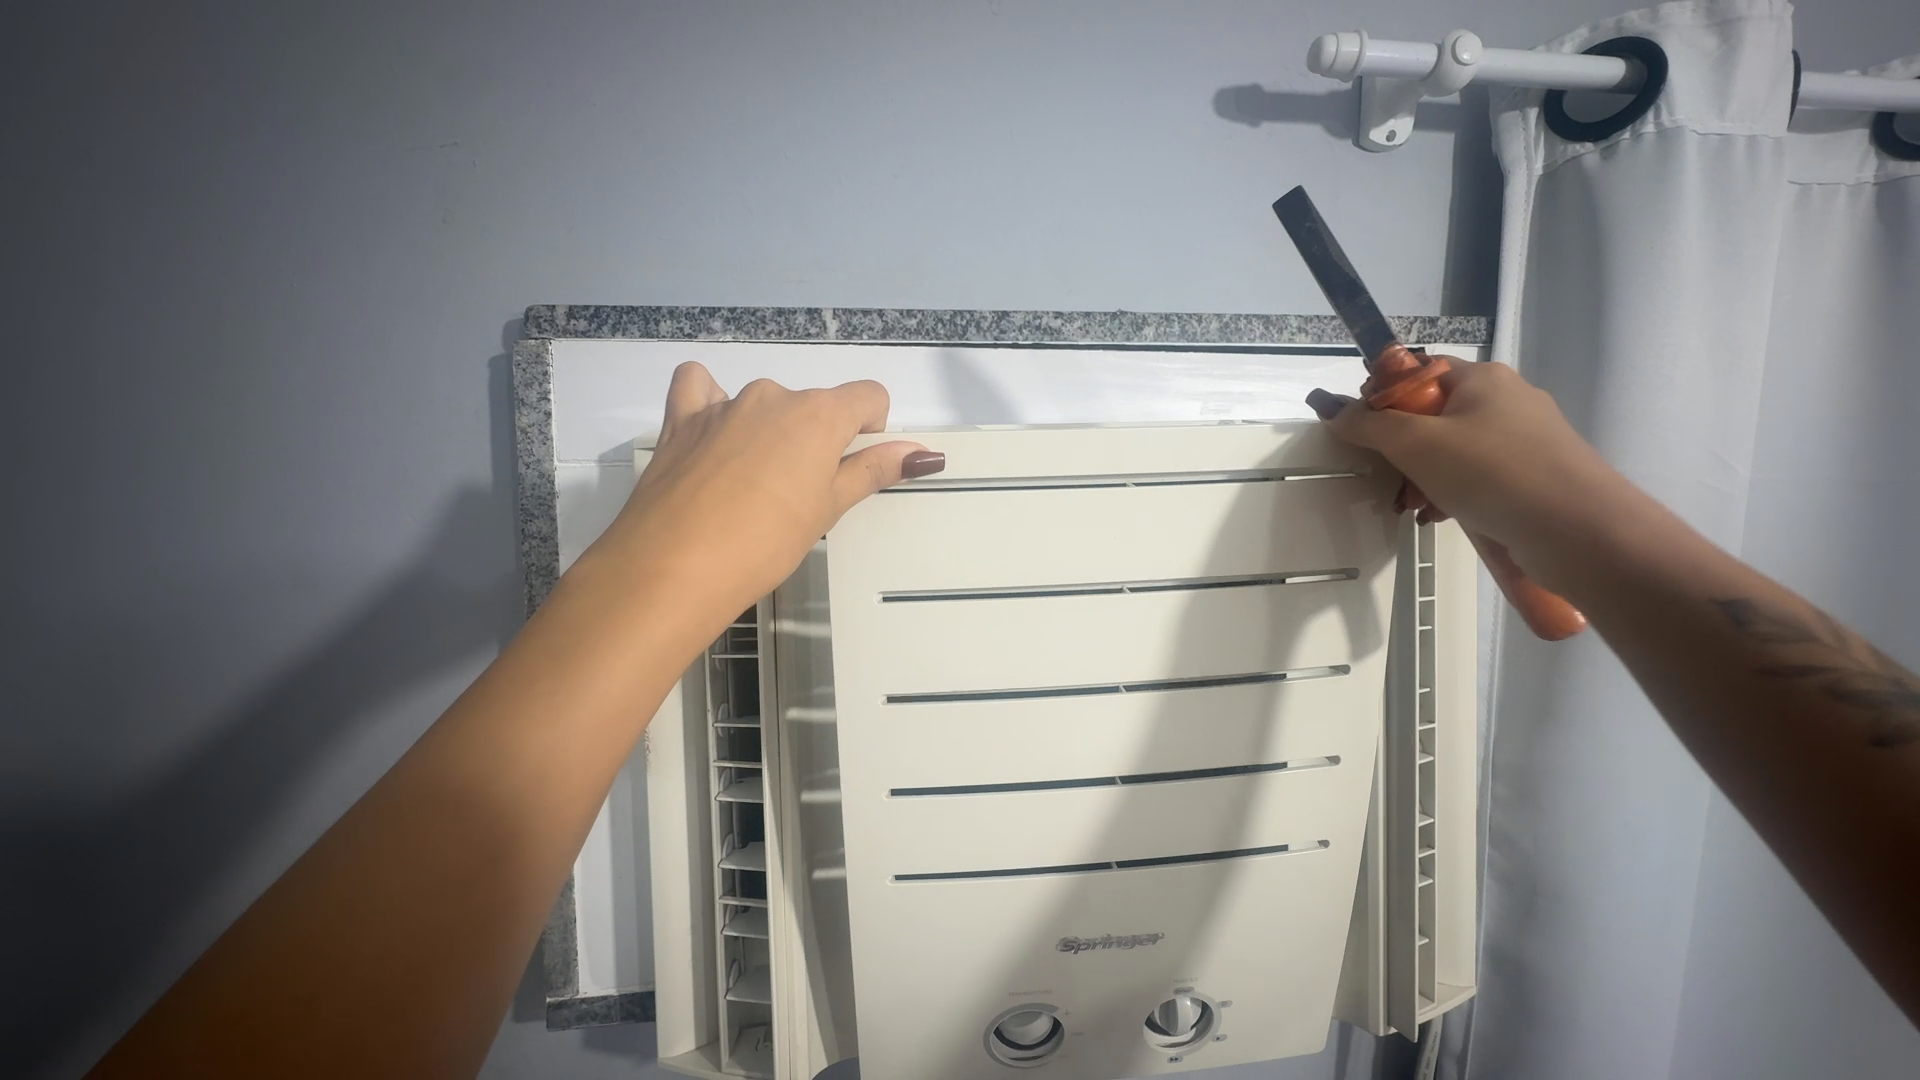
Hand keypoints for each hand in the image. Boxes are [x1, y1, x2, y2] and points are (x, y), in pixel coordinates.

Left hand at [583, 362, 943, 617]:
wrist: (675, 565)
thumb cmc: (766, 543)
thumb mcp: (828, 508)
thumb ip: (874, 470)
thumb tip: (924, 453)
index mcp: (819, 415)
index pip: (868, 396)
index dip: (871, 427)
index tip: (854, 463)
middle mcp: (774, 396)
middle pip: (813, 405)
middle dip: (815, 439)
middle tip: (799, 494)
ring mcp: (723, 404)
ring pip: (762, 404)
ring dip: (768, 430)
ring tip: (752, 483)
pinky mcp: (681, 419)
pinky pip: (700, 388)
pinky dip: (711, 400)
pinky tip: (713, 433)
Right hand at [1306, 361, 1644, 589]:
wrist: (1580, 530)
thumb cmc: (1492, 473)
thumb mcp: (1414, 444)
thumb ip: (1367, 423)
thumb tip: (1329, 406)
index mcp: (1481, 378)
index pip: (1417, 372)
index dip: (1383, 397)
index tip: (1365, 431)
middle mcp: (1507, 398)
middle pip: (1433, 414)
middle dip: (1402, 447)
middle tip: (1389, 477)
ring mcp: (1527, 438)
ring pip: (1455, 449)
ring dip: (1426, 476)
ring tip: (1416, 506)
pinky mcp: (1536, 474)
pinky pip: (1479, 476)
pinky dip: (1456, 493)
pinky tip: (1446, 516)